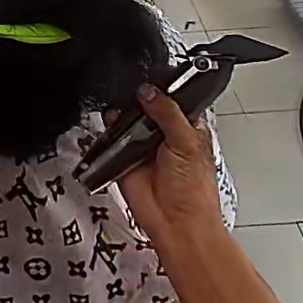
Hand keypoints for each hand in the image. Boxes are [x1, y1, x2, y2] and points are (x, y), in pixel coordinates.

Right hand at [118, 85, 224, 246]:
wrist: (176, 224)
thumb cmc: (194, 190)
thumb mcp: (186, 141)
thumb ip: (168, 113)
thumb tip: (149, 92)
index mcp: (187, 127)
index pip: (173, 99)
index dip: (163, 89)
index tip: (151, 79)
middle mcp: (165, 135)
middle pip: (147, 107)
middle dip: (139, 100)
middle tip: (133, 92)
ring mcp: (144, 147)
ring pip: (129, 121)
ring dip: (123, 114)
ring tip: (121, 109)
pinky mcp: (125, 160)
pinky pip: (113, 140)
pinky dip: (109, 131)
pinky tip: (110, 123)